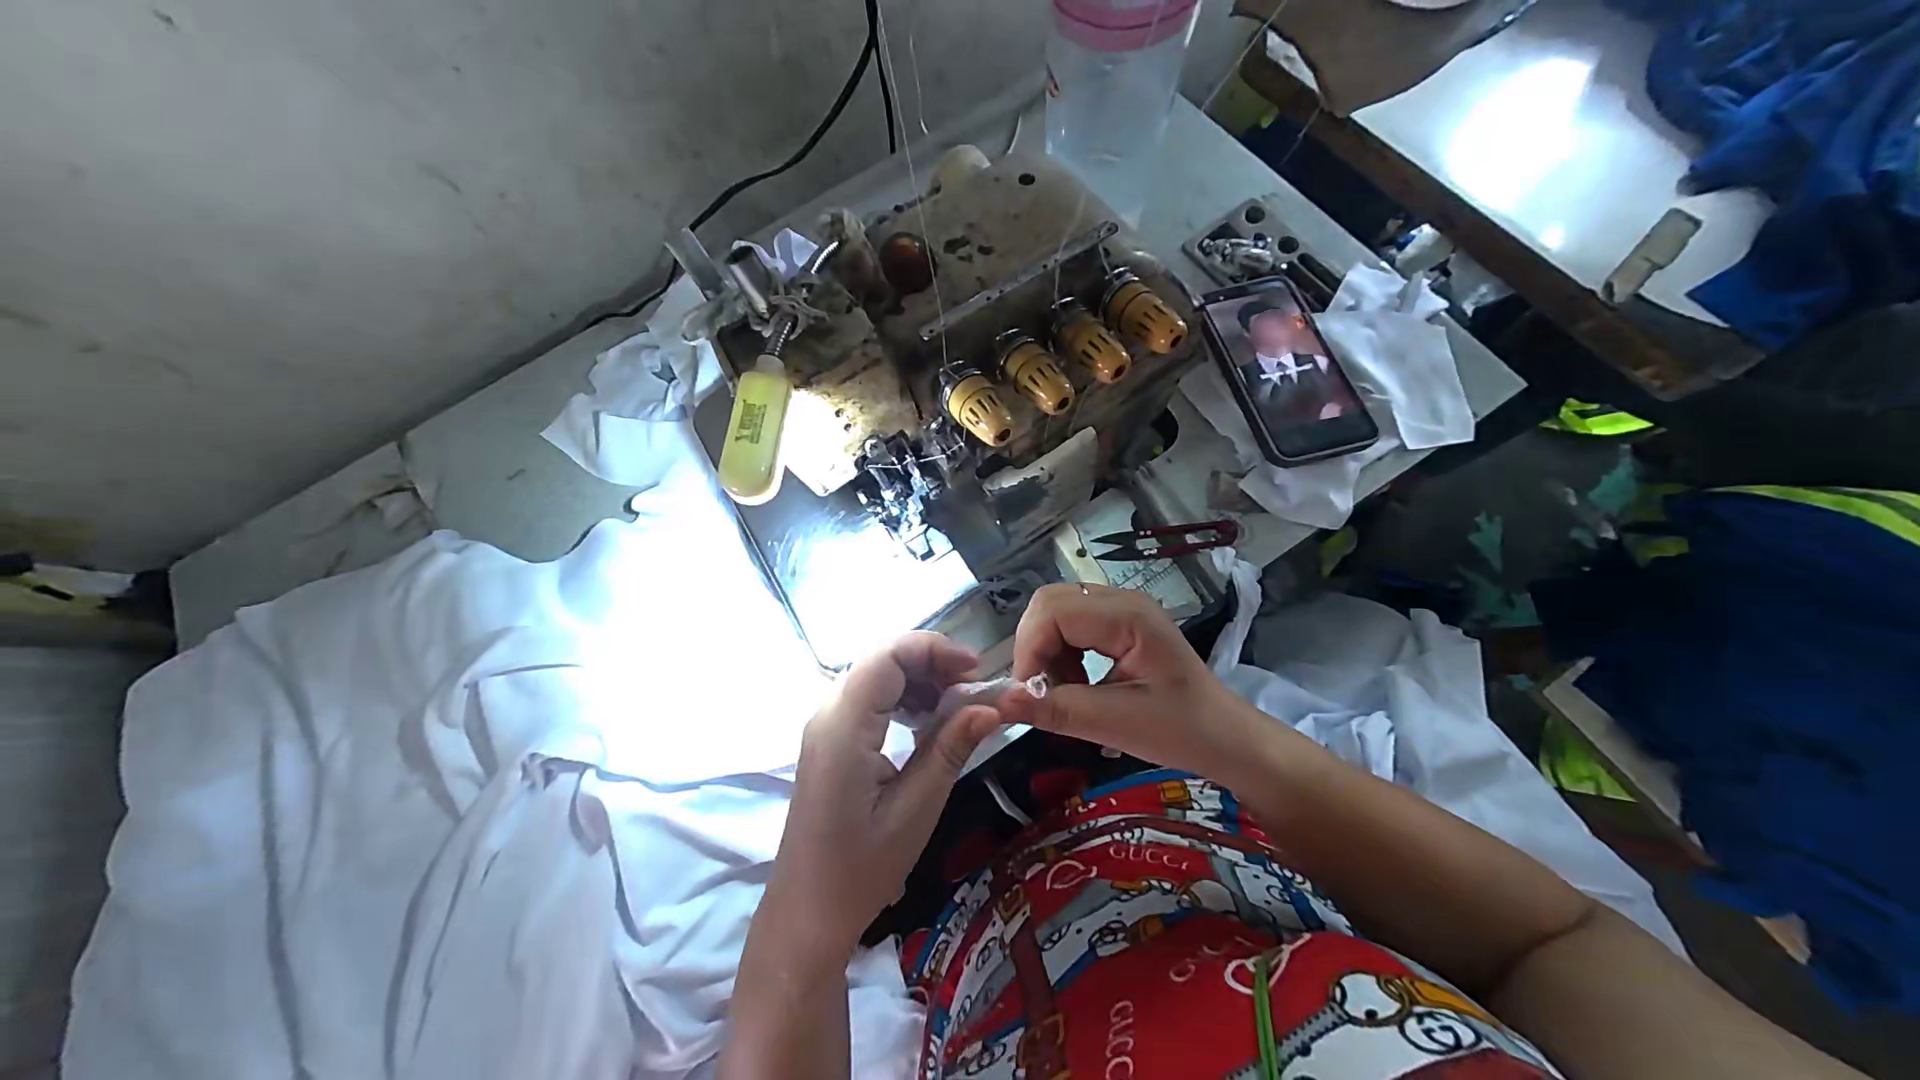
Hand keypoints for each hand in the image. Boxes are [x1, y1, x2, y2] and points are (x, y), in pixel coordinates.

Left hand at [763, 632, 1002, 961]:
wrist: (808, 911)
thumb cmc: (862, 868)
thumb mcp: (916, 808)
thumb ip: (951, 748)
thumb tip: (991, 706)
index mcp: (844, 727)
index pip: (887, 656)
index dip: (933, 649)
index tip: (975, 668)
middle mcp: (828, 714)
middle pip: (880, 659)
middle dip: (930, 662)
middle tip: (972, 688)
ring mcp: (824, 726)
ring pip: (875, 676)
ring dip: (917, 679)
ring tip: (957, 704)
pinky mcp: (830, 741)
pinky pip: (868, 699)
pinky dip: (901, 698)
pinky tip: (927, 721)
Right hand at [997, 583, 1255, 776]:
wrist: (1225, 738)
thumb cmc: (1181, 730)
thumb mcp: (1117, 724)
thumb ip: (1058, 710)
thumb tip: (1002, 703)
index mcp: (1127, 616)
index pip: (1052, 611)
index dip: (1030, 651)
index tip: (1027, 697)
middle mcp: (1120, 601)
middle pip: (1049, 604)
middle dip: (1034, 648)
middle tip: (1040, 693)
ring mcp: (1120, 611)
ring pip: (1055, 615)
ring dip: (1046, 654)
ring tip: (1061, 694)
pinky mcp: (1117, 626)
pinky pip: (1070, 628)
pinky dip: (1060, 656)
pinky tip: (1075, 686)